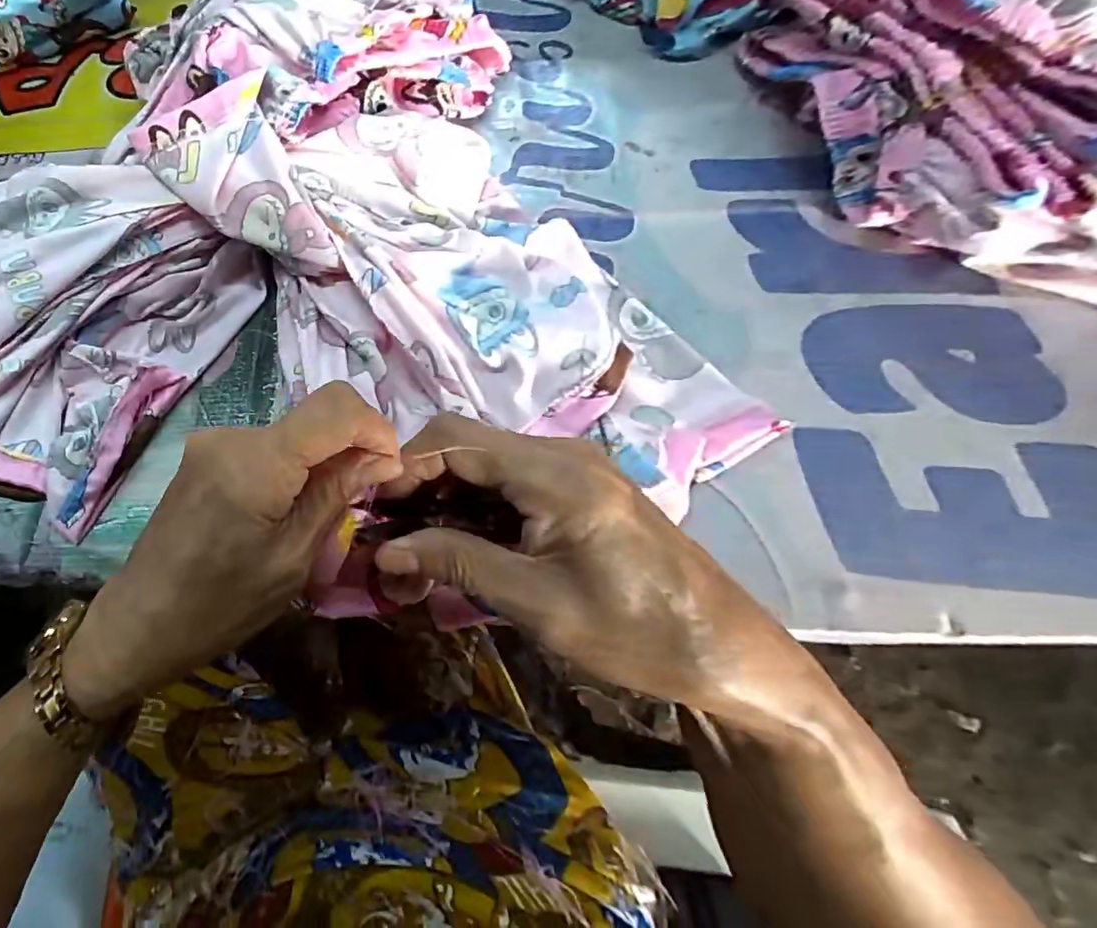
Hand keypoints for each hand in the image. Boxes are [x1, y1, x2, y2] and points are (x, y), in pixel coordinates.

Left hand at [62, 382, 401, 720]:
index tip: (388, 469)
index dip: (375, 428)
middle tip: (361, 496)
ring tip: (317, 513)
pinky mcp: (202, 455)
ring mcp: (211, 442)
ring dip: (316, 461)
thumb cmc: (222, 603)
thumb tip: (381, 456)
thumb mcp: (293, 558)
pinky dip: (287, 467)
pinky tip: (282, 508)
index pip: (335, 407)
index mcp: (256, 460)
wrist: (145, 615)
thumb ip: (334, 496)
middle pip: (312, 416)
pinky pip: (262, 447)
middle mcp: (231, 435)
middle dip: (349, 447)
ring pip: (290, 432)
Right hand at [370, 413, 810, 725]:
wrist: (731, 658)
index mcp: (556, 472)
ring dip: (435, 491)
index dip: (401, 468)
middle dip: (412, 477)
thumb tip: (382, 552)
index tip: (366, 508)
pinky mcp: (571, 487)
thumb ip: (454, 563)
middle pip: (460, 438)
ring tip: (407, 538)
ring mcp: (567, 467)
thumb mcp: (536, 602)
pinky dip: (464, 501)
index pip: (453, 441)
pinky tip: (449, 537)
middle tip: (382, 523)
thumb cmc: (637, 633)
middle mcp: (559, 453)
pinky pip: (500, 477)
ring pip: (476, 457)